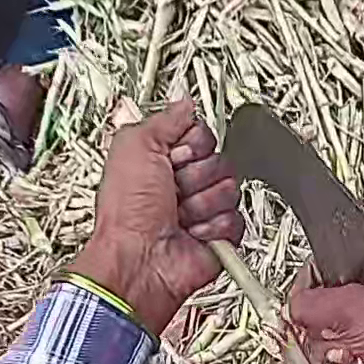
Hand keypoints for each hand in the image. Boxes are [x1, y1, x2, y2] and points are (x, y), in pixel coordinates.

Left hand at [71, 99, 243, 332]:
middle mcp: (185, 185)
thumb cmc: (127, 211)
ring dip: (203, 204)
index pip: (203, 136)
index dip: (190, 148)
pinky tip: (193, 235)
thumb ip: (165, 120)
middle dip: (196, 177)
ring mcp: (203, 212)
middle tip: (174, 193)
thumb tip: (185, 104)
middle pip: (221, 161)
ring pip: (230, 190)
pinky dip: (214, 229)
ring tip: (180, 218)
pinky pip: (236, 220)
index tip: (171, 160)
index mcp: (166, 160)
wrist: (139, 259)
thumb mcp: (134, 144)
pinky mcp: (219, 238)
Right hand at [289, 241, 363, 363]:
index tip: (305, 295)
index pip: (330, 259)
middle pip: (323, 303)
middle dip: (318, 322)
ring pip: (326, 335)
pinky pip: (337, 361)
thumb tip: (293, 307)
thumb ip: (313, 300)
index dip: (313, 276)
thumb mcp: (352, 305)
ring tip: (345, 354)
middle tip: (329, 330)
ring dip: (327, 349)